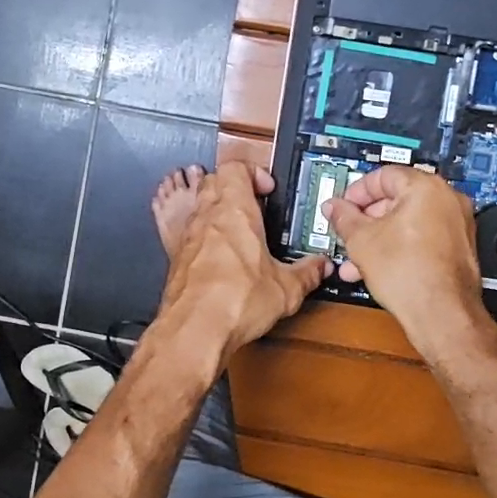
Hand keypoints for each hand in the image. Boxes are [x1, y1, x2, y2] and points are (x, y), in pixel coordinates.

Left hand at [159, 162, 330, 356]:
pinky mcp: (176, 259)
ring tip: (241, 235)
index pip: (236, 167)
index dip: (253, 172)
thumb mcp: (285, 289)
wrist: (193, 330)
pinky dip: (205, 239)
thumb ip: (307, 273)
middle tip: (255, 206)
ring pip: (200, 206)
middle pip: (215, 181)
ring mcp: (188, 237)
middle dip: (235, 189)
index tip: (268, 190)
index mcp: (235, 211)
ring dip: (218, 213)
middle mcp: (207, 217)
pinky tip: (221, 262)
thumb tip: (320, 267)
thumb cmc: (232, 301)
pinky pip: (190, 235)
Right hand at [322, 167, 496, 357]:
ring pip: (408, 223)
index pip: (383, 175)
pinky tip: (378, 267)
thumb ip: (344, 218)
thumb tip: (335, 208)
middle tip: (349, 231)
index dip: (357, 192)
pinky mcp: (458, 248)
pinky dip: (400, 247)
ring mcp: (457, 225)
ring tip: (358, 257)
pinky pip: (422, 239)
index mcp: (426, 187)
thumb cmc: (414, 277)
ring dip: (379, 237)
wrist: (441, 314)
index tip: (344, 205)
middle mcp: (447, 200)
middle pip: (397, 199)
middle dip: (366, 219)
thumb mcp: (361, 241)